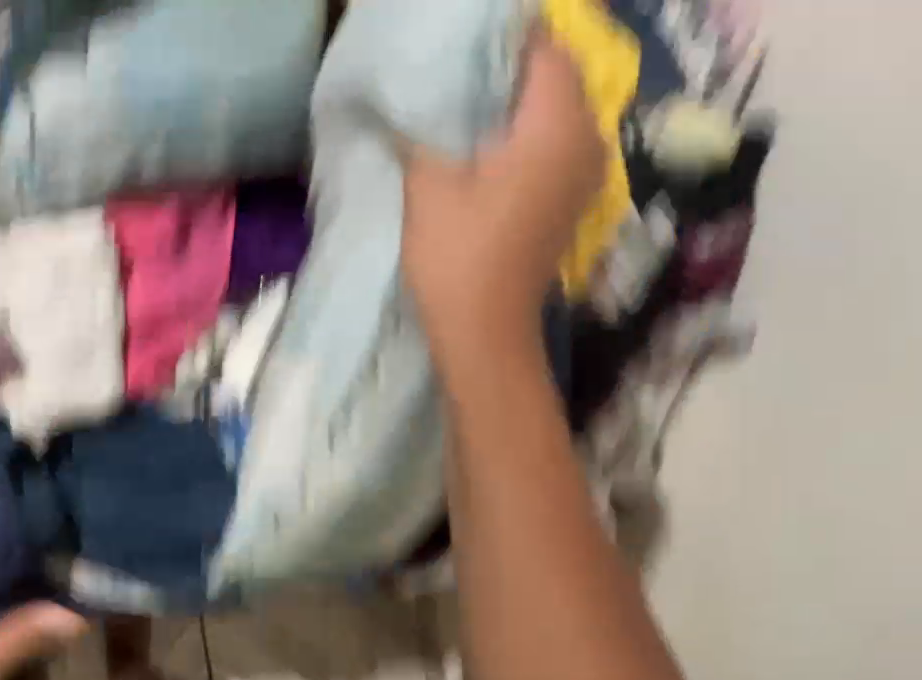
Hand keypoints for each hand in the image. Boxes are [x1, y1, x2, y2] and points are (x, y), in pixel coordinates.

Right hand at [401, 36, 605, 358]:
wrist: (484, 330)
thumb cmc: (457, 256)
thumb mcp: (427, 188)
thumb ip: (421, 133)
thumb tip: (403, 99)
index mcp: (557, 127)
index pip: (544, 52)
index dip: (506, 39)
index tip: (462, 40)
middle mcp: (586, 139)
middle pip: (554, 80)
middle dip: (507, 69)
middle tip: (453, 70)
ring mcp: (584, 172)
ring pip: (554, 113)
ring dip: (513, 104)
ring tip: (462, 106)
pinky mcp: (569, 199)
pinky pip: (552, 144)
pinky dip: (521, 134)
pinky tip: (482, 148)